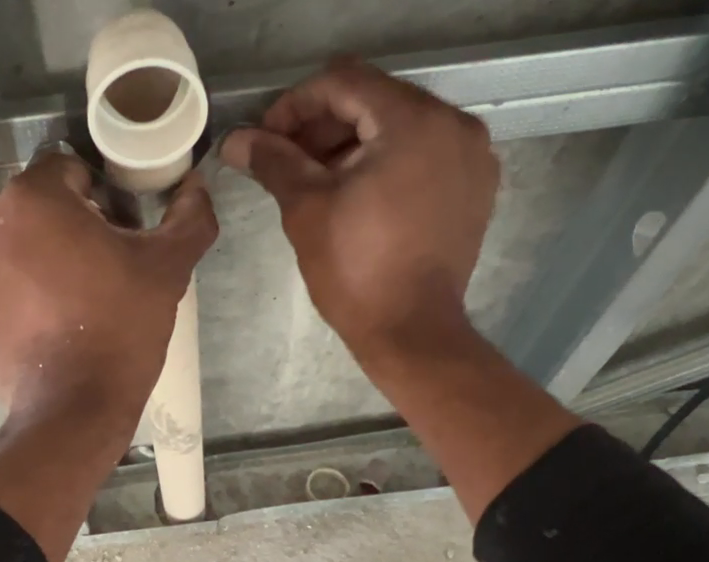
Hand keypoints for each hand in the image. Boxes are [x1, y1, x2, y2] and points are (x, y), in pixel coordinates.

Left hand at [0, 152, 217, 421]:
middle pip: (38, 209)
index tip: (122, 234)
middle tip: (104, 270)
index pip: (69, 170)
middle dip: (70, 228)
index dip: (102, 196)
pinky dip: (20, 296)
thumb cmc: (119, 327)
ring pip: (15, 247)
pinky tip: (50, 327)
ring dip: (41, 260)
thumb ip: (189, 218)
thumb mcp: (167, 269)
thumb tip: (197, 186)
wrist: (72, 408)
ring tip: (76, 302)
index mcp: (32, 198)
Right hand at [222, 60, 498, 364]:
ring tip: (315, 180)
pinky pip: (423, 155)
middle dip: (323, 126)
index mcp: (413, 122)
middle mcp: (453, 125)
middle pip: (375, 101)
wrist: (411, 332)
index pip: (344, 82)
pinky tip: (356, 194)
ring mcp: (471, 157)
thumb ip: (274, 162)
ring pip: (399, 127)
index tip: (265, 138)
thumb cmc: (356, 271)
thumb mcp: (306, 209)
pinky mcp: (474, 188)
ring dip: (352, 144)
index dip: (295, 105)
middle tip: (285, 160)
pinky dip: (386, 163)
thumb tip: (234, 140)